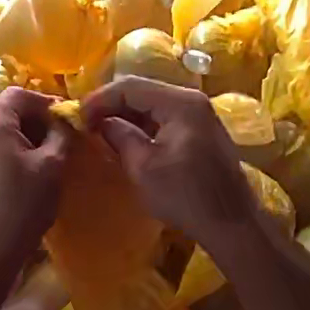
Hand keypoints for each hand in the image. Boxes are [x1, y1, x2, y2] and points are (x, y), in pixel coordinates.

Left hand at [0, 87, 73, 273]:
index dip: (45, 101)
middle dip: (40, 117)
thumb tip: (67, 118)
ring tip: (56, 152)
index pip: (18, 93)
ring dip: (33, 134)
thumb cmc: (26, 202)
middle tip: (65, 135)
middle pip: (11, 109)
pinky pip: (3, 146)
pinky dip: (23, 148)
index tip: (67, 119)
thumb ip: (61, 133)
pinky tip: (40, 167)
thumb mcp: (52, 164)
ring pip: (8, 128)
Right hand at [82, 77, 261, 251]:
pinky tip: (125, 140)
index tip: (77, 118)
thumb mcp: (143, 167)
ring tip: (100, 132)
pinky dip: (142, 125)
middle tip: (86, 123)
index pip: (130, 86)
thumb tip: (102, 122)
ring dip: (125, 115)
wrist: (231, 222)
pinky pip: (164, 118)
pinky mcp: (200, 132)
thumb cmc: (185, 196)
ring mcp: (199, 115)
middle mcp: (192, 101)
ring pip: (152, 104)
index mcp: (180, 103)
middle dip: (111, 105)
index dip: (99, 99)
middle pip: (142, 91)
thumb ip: (120, 137)